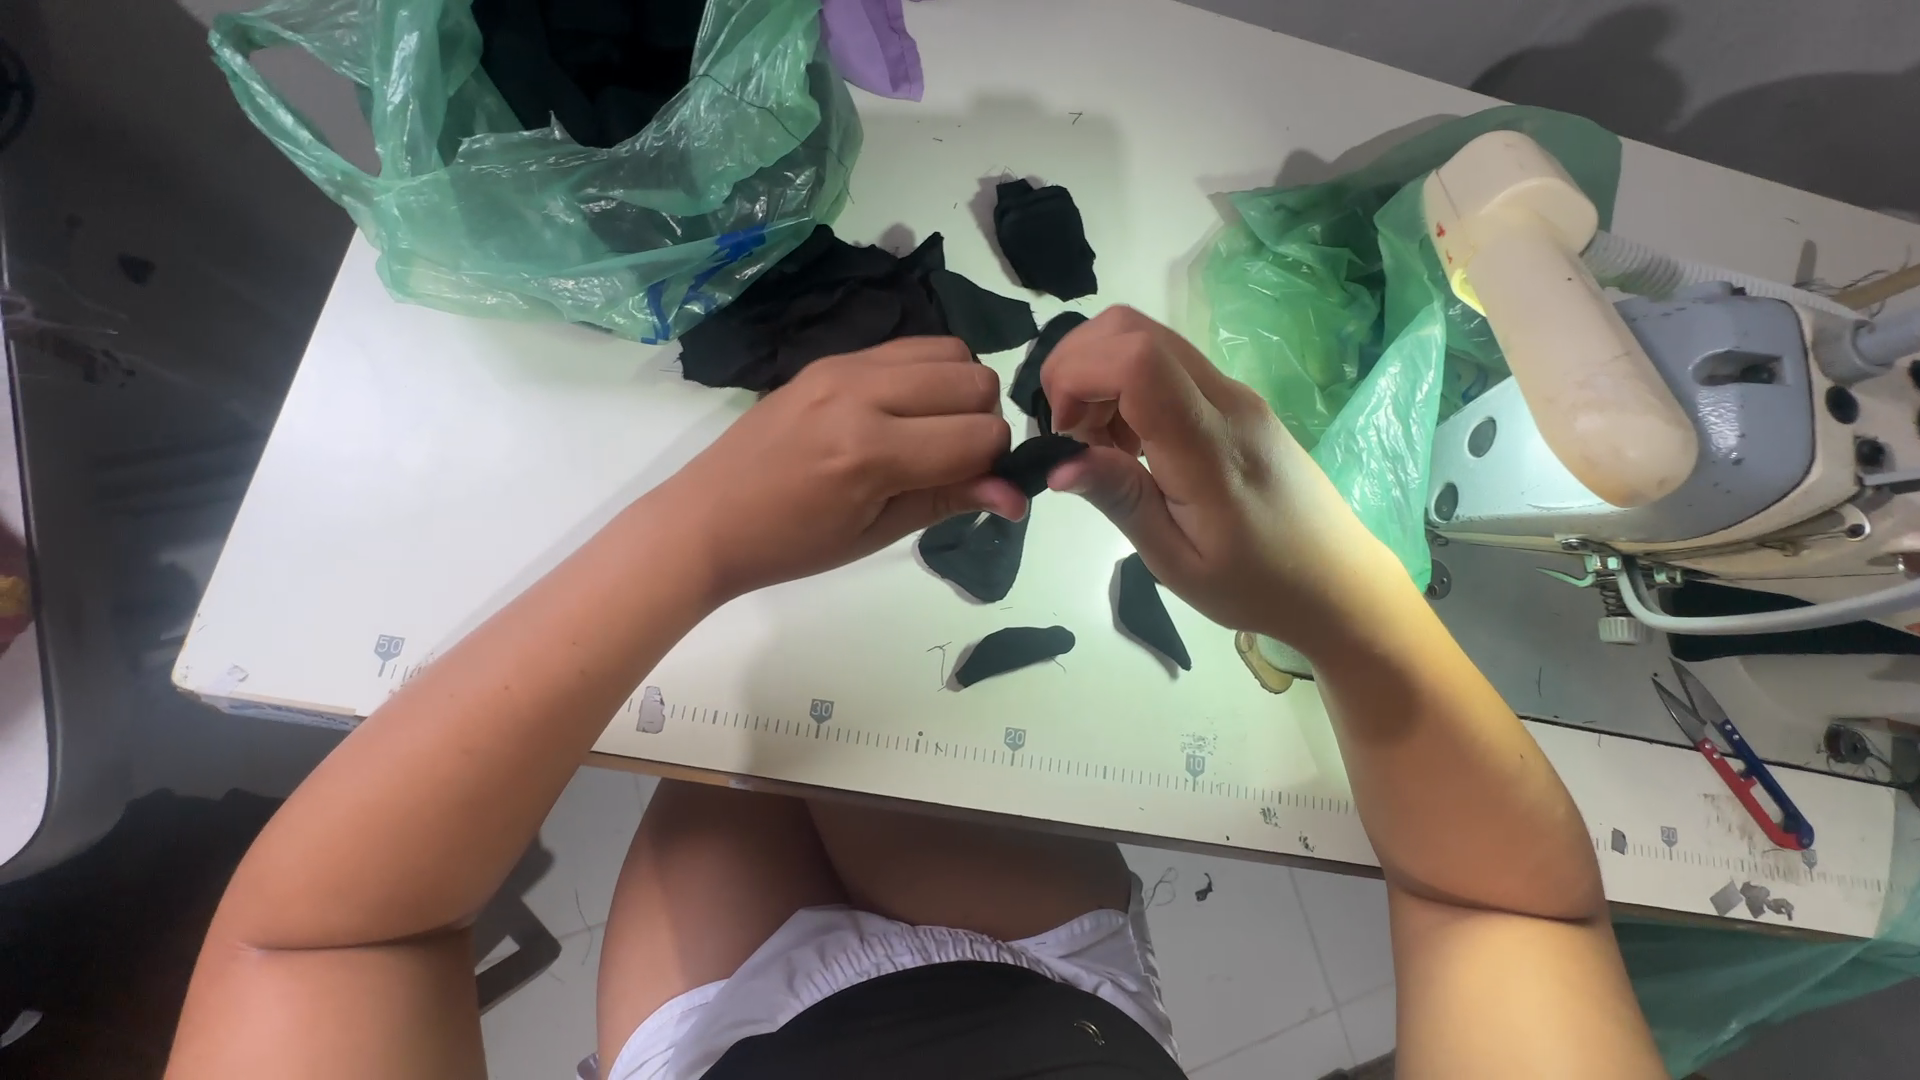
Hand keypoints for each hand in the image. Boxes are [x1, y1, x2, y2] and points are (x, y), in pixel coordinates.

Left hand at [648, 338, 1025, 601]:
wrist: (708, 518)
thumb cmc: (792, 544)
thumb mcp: (876, 533)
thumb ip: (949, 500)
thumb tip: (1017, 494)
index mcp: (871, 451)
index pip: (979, 435)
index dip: (993, 465)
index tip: (974, 487)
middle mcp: (862, 392)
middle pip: (974, 380)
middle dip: (982, 422)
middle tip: (952, 460)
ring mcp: (843, 366)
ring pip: (949, 351)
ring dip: (959, 390)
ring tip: (930, 432)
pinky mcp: (830, 358)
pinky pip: (907, 346)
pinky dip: (926, 374)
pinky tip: (902, 412)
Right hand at [1041, 307, 1400, 645]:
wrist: (1338, 583)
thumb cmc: (1256, 585)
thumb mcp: (1176, 560)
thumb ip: (1120, 498)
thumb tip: (1056, 463)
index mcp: (1208, 444)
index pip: (1136, 359)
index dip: (1077, 375)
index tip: (1061, 432)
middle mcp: (1224, 399)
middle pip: (1134, 330)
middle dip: (1077, 367)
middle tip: (1069, 435)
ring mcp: (1235, 395)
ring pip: (1147, 340)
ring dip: (1099, 378)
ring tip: (1097, 447)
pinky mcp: (1236, 403)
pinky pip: (1167, 368)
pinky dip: (1126, 389)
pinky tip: (1128, 446)